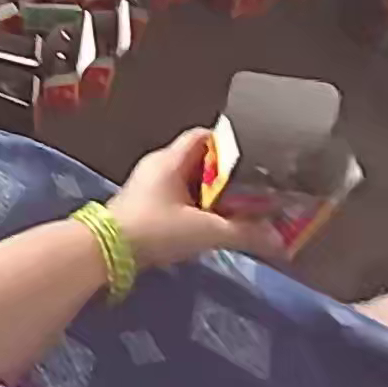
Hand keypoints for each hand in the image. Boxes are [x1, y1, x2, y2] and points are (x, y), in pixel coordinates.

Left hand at [107, 128, 283, 269]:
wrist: (107, 250)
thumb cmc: (155, 229)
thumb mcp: (204, 231)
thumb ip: (244, 233)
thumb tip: (280, 241)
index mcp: (169, 159)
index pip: (203, 136)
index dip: (230, 143)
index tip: (257, 157)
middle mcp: (158, 166)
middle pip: (199, 159)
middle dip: (227, 174)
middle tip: (257, 188)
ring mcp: (149, 185)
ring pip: (189, 180)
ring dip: (213, 193)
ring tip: (243, 207)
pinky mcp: (145, 204)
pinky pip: (178, 196)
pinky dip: (197, 205)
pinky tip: (215, 221)